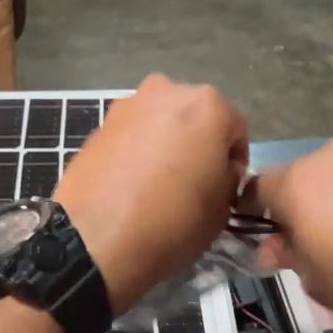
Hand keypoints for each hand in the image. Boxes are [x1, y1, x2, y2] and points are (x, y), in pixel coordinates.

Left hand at [54, 75, 248, 312]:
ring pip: (158, 123)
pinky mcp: (96, 127)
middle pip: (193, 118)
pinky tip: (129, 186)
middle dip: (197, 145)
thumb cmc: (172, 224)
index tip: (224, 189)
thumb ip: (227, 180)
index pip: (236, 131)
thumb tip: (217, 172)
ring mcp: (126, 106)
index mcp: (208, 106)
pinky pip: (129, 137)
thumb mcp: (221, 211)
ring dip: (164, 145)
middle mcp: (167, 92)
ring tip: (157, 185)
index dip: (234, 163)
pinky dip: (135, 153)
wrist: (96, 241)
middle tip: (191, 183)